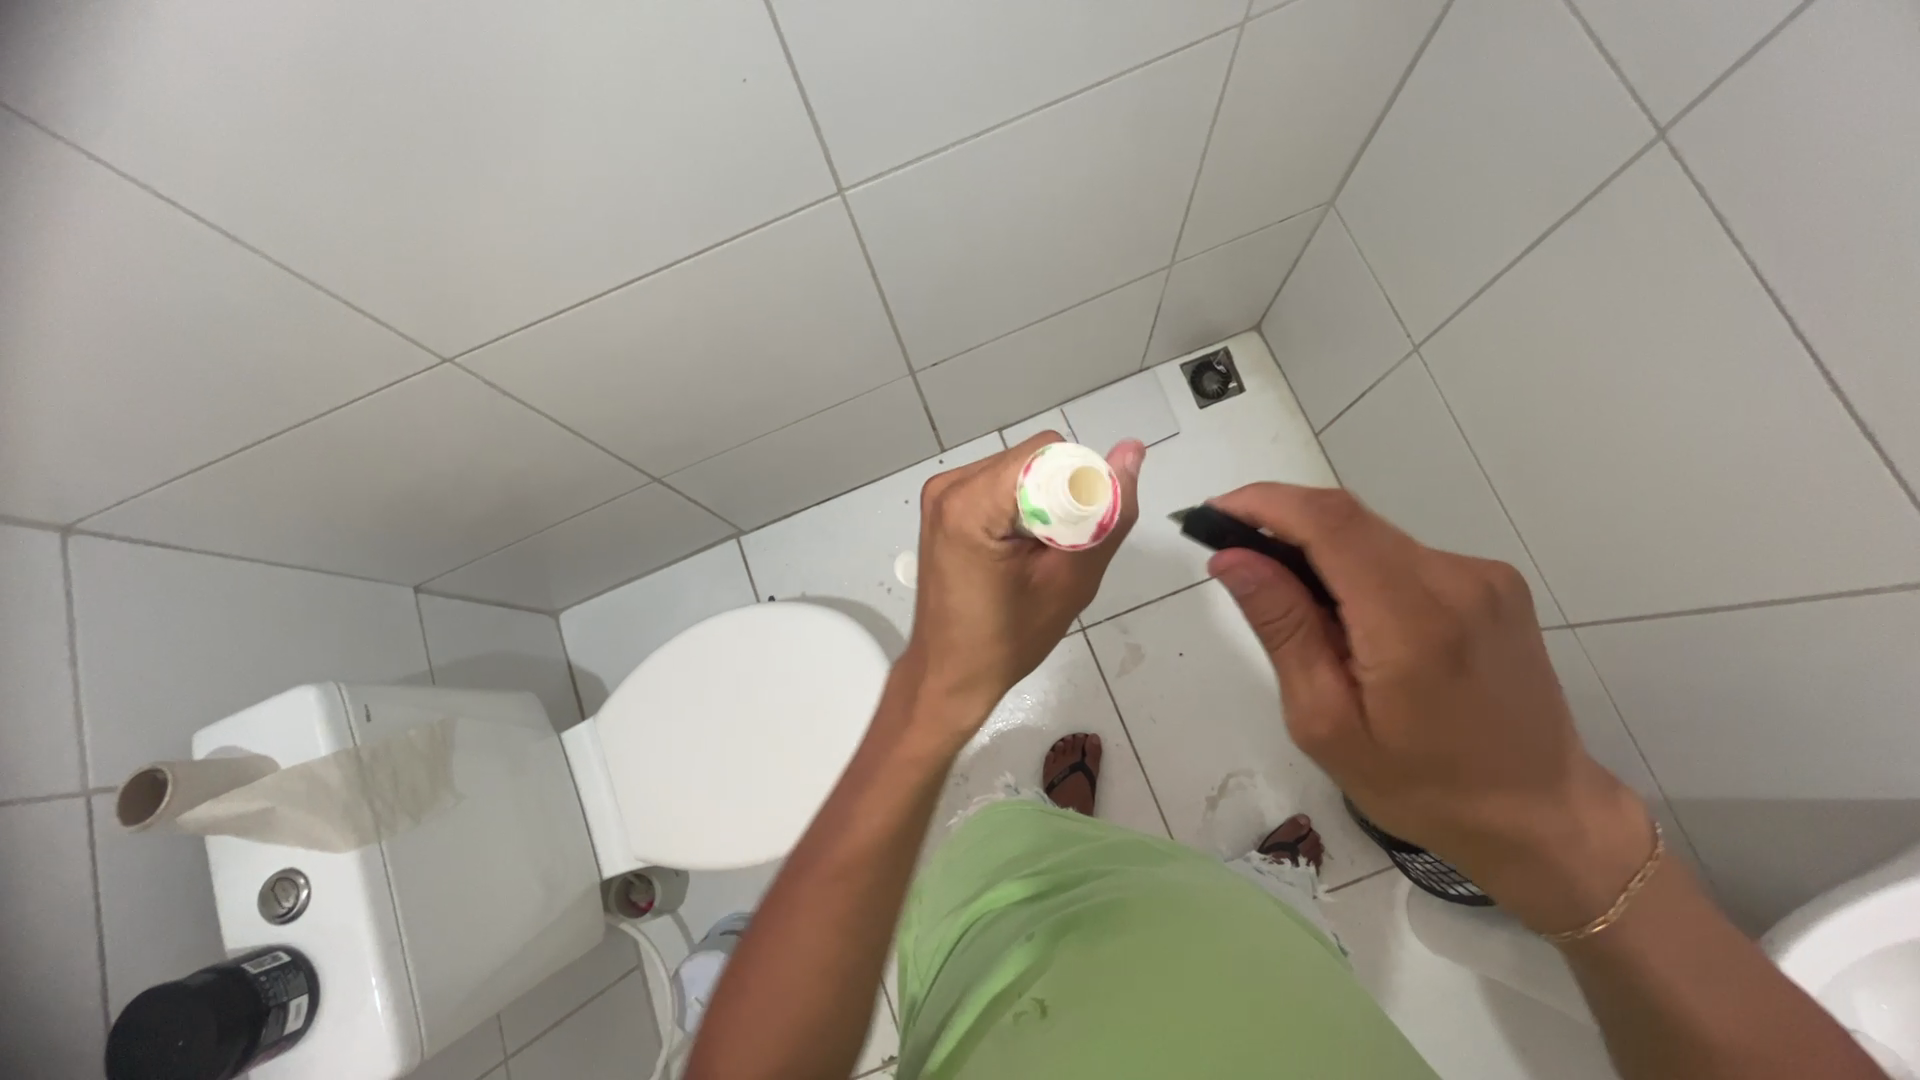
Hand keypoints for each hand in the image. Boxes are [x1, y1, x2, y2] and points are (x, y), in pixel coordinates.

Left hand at [902, 433, 1143, 733]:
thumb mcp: (1071, 582)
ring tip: (1039, 555)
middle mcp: (949, 485)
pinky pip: (1001, 484)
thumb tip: (1132, 450)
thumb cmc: (1007, 639)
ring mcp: (942, 492)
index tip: (1082, 534)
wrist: (950, 671)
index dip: (1081, 487)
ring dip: (1044, 503)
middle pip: (1034, 458)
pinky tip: (1020, 550)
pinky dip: (1022, 509)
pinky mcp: (944, 504)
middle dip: (1062, 496)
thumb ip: (1107, 515)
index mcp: (970, 503)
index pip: (1049, 454)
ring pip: (1021, 469)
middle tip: (1062, 551)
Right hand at [1206, 483, 1652, 933]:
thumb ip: (1283, 629)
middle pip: (1348, 519)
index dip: (1264, 503)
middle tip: (1236, 561)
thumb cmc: (1420, 786)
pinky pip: (1404, 555)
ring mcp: (1484, 576)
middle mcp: (1456, 579)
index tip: (1214, 513)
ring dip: (1321, 555)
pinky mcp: (1494, 583)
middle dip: (1281, 525)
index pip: (1329, 522)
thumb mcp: (1325, 721)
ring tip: (1299, 614)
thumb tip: (1232, 558)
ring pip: (1374, 536)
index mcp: (1412, 620)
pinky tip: (1354, 622)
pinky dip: (1360, 571)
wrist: (1541, 812)